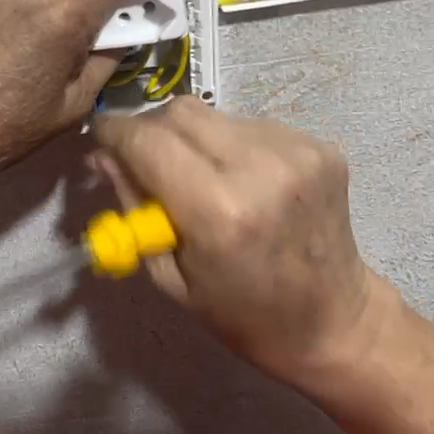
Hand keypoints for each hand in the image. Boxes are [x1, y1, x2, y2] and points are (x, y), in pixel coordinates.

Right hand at [92, 99, 380, 387]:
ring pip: (215, 116)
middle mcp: (260, 169)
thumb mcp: (170, 276)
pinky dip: (230, 145)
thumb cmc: (242, 314)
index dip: (114, 132)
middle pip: (180, 112)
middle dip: (151, 130)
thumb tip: (102, 157)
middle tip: (144, 160)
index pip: (148, 141)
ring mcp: (296, 152)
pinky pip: (250, 125)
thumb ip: (134, 208)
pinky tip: (240, 181)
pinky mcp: (319, 146)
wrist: (334, 321)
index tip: (100, 137)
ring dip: (192, 137)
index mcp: (219, 211)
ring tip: (200, 177)